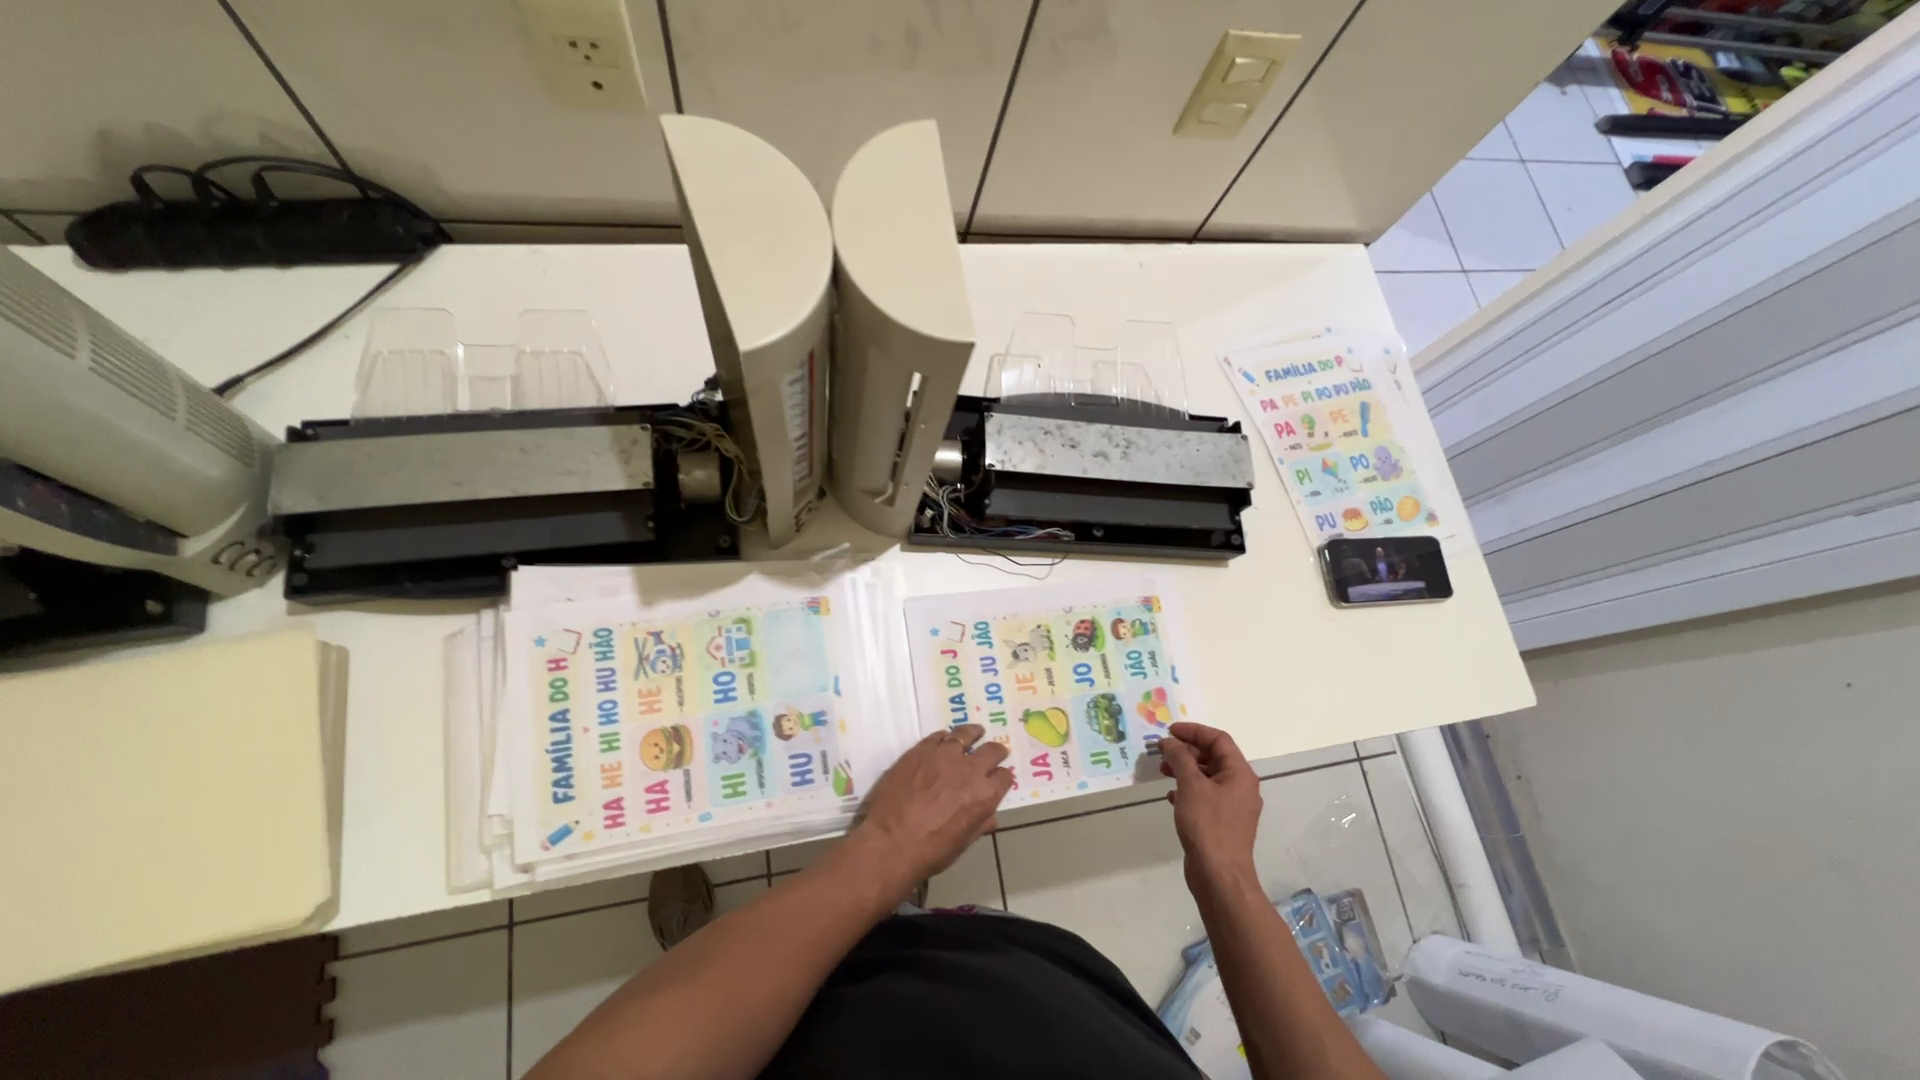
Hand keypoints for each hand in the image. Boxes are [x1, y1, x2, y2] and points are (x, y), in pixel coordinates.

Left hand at [855, 724, 1013, 888]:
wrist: (890, 842)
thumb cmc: (930, 851)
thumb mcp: (962, 843)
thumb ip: (979, 825)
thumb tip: (990, 818)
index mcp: (984, 794)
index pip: (1004, 776)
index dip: (1002, 778)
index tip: (998, 779)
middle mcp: (969, 770)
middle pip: (991, 751)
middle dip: (996, 751)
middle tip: (995, 751)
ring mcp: (943, 756)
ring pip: (965, 734)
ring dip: (972, 734)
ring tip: (975, 732)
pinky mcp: (920, 750)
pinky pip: (937, 736)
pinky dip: (944, 737)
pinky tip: (943, 739)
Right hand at [1159, 722, 1262, 886]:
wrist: (1219, 875)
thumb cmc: (1208, 825)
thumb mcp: (1191, 785)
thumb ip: (1180, 758)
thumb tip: (1169, 741)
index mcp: (1240, 773)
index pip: (1219, 740)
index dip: (1194, 731)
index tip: (1169, 732)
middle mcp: (1241, 787)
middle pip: (1214, 757)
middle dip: (1187, 751)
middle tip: (1162, 752)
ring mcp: (1233, 806)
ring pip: (1208, 777)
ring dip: (1185, 770)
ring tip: (1162, 772)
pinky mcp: (1223, 823)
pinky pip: (1205, 796)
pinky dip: (1188, 790)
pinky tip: (1171, 797)